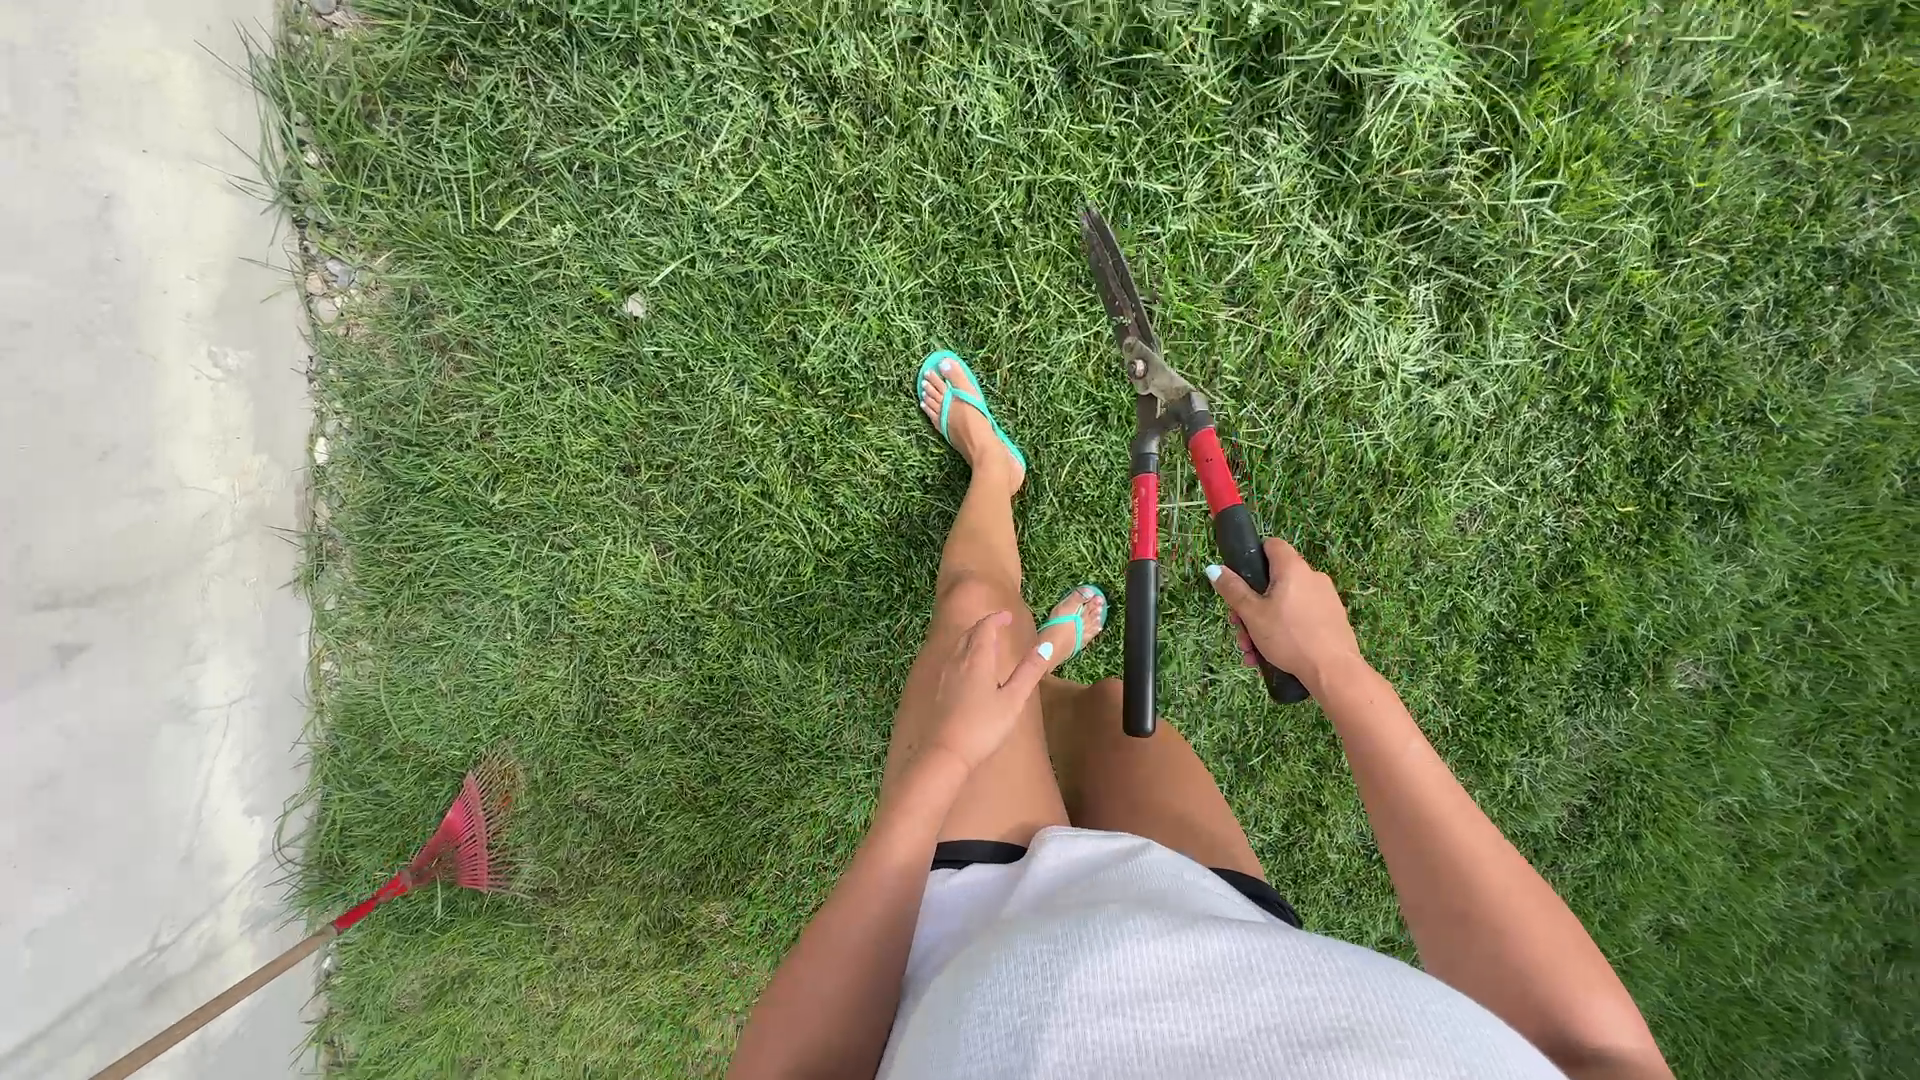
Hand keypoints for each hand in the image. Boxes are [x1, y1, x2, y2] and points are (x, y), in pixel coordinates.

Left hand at [914, 611, 1054, 773]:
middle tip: (999, 625)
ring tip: (986, 643)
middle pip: (969, 633)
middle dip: (984, 625)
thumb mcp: (1013, 699)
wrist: (946, 751)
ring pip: (958, 646)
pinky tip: (969, 668)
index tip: (1008, 616)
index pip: (985, 627)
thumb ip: (1028, 672)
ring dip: (972, 637)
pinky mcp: (938, 689)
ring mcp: (945, 674)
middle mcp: (957, 660)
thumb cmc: (984, 726)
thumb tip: (1044, 647)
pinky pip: (952, 659)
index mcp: (977, 659)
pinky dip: (964, 652)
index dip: (997, 618)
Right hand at [1206, 537, 1364, 692]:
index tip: (1240, 579)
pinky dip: (1284, 631)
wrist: (1333, 670)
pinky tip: (1271, 655)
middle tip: (1240, 627)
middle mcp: (1312, 577)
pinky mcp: (1332, 619)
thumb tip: (1214, 568)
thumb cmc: (1289, 636)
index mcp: (1292, 569)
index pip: (1272, 545)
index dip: (1253, 556)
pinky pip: (1300, 618)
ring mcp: (1325, 598)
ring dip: (1263, 623)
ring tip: (1253, 650)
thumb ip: (1232, 589)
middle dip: (1251, 605)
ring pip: (1284, 604)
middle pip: (1274, 581)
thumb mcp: (1251, 614)